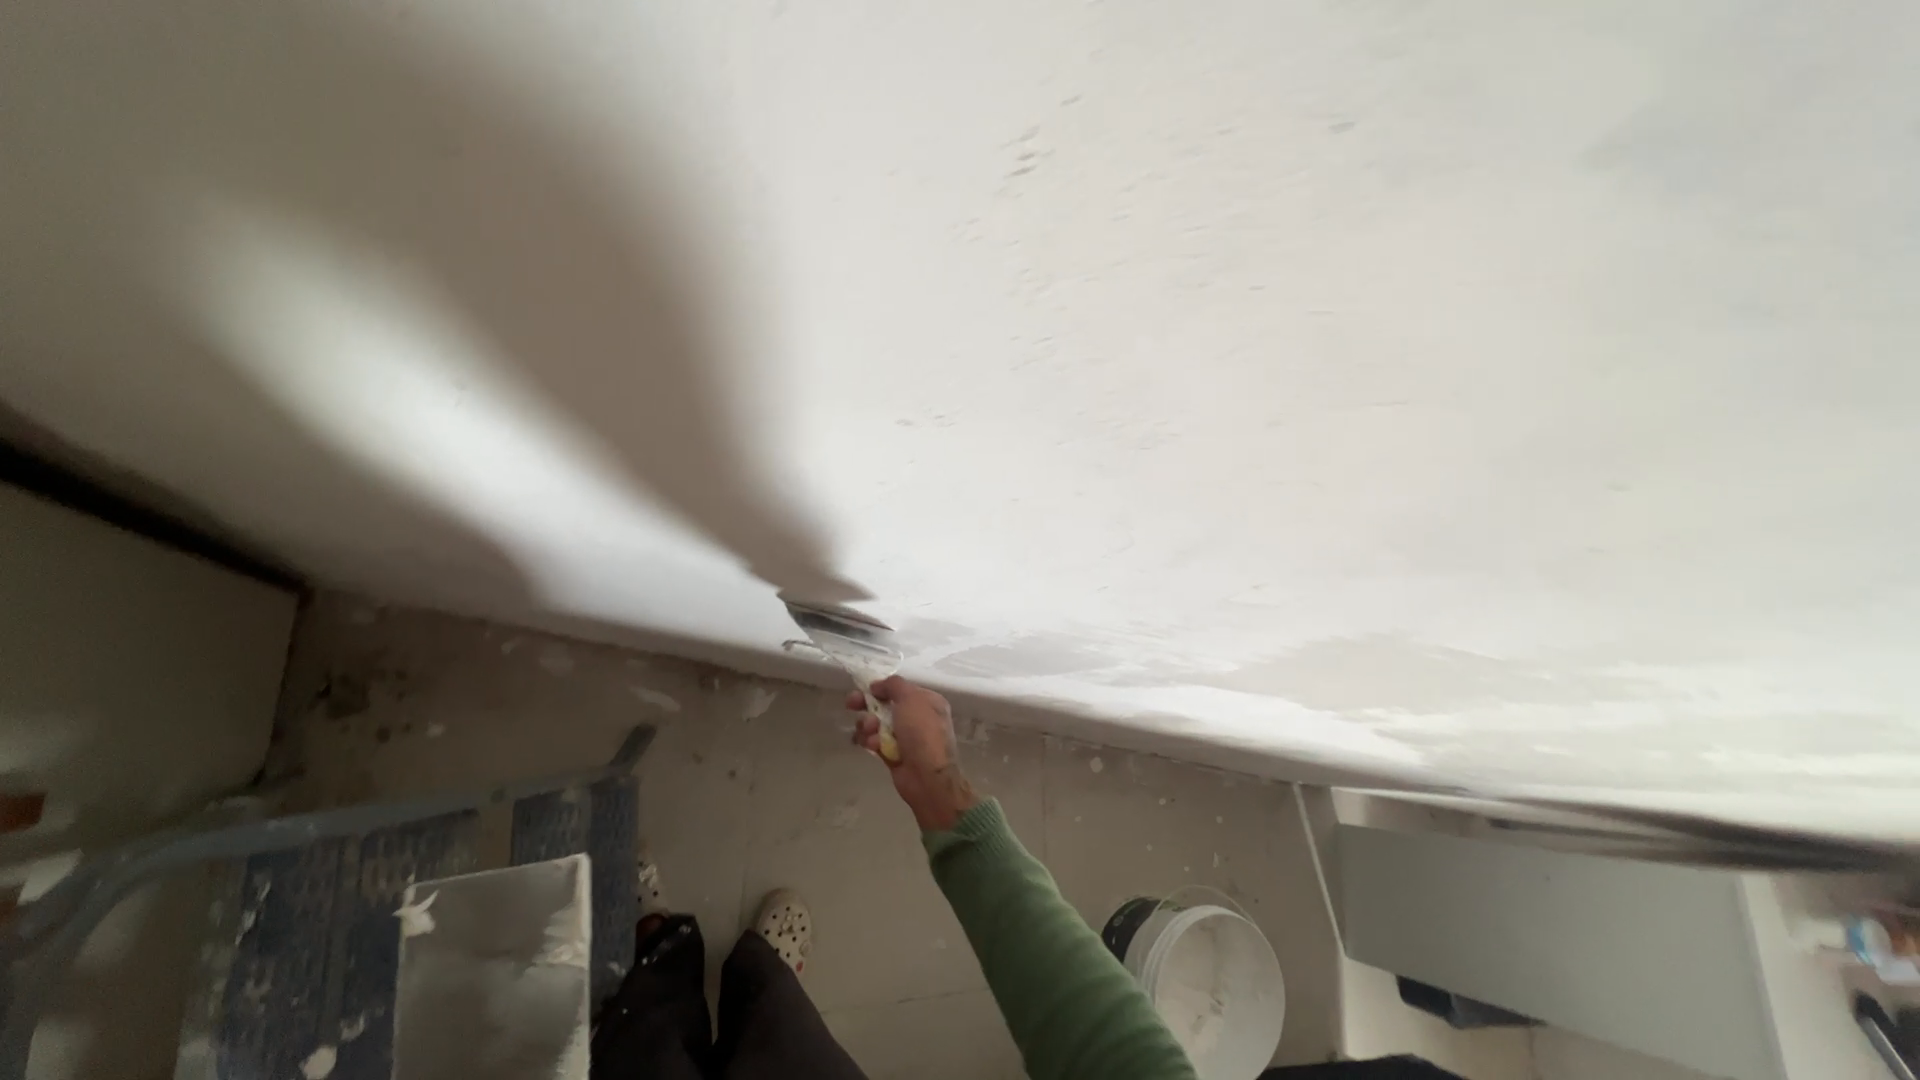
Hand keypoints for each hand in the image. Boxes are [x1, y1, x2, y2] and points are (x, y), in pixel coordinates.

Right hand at [848, 676, 977, 830]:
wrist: (927, 776)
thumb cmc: (923, 732)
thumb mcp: (911, 699)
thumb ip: (893, 685)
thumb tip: (877, 685)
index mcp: (927, 701)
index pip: (899, 689)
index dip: (881, 688)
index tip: (865, 688)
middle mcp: (916, 717)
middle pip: (884, 705)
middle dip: (866, 704)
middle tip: (851, 704)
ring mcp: (904, 737)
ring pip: (875, 723)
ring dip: (867, 724)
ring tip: (870, 730)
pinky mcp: (892, 754)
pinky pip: (873, 742)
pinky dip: (869, 741)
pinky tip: (872, 745)